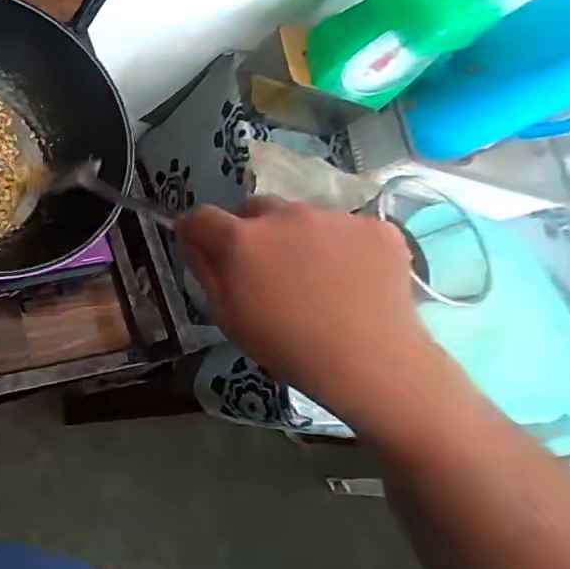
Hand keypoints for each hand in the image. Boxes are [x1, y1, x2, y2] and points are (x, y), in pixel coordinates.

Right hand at [177, 198, 443, 422]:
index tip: (200, 244)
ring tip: (315, 277)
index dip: (196, 229)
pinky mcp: (375, 227)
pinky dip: (343, 247)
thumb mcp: (227, 316)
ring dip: (298, 236)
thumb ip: (205, 270)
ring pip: (303, 217)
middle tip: (264, 266)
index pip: (202, 217)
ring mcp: (333, 217)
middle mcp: (284, 215)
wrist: (369, 360)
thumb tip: (194, 241)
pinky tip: (351, 279)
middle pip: (256, 208)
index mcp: (241, 239)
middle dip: (252, 229)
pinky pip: (347, 229)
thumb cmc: (284, 345)